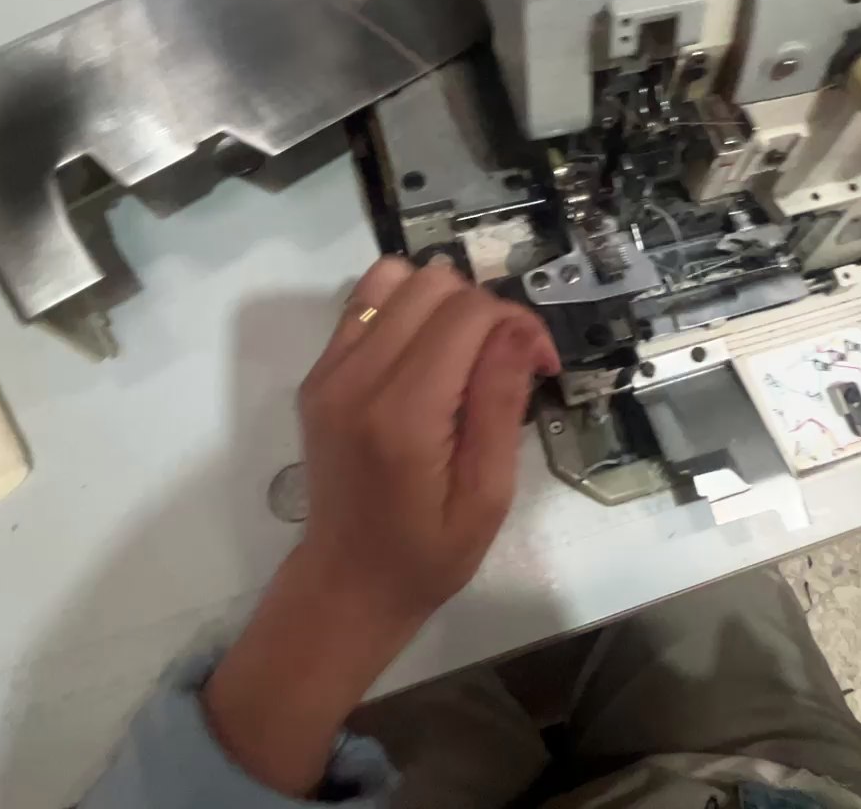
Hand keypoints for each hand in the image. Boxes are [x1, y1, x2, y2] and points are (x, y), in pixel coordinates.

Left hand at [294, 254, 559, 625]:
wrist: (346, 582)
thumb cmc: (428, 552)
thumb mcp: (488, 494)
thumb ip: (501, 402)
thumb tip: (520, 329)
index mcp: (404, 413)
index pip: (469, 313)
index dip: (519, 323)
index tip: (541, 365)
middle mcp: (356, 377)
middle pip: (433, 283)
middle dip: (485, 308)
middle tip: (505, 359)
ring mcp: (329, 371)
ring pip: (395, 277)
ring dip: (442, 301)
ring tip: (462, 350)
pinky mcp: (318, 374)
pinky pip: (366, 303)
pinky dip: (405, 310)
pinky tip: (424, 355)